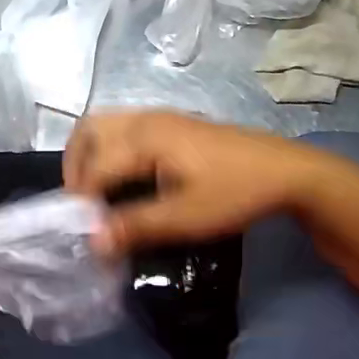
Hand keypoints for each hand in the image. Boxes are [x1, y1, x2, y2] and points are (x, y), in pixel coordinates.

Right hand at [64, 110, 327, 255]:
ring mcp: (160, 116)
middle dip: (76, 165)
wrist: (283, 169)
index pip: (95, 167)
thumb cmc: (234, 192)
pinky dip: (110, 149)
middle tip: (81, 205)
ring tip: (97, 195)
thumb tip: (91, 242)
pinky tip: (124, 180)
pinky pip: (124, 127)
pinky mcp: (172, 122)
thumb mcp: (186, 217)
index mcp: (145, 138)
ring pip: (106, 124)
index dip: (82, 202)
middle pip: (89, 129)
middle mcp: (146, 118)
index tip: (83, 236)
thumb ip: (136, 226)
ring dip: (91, 155)